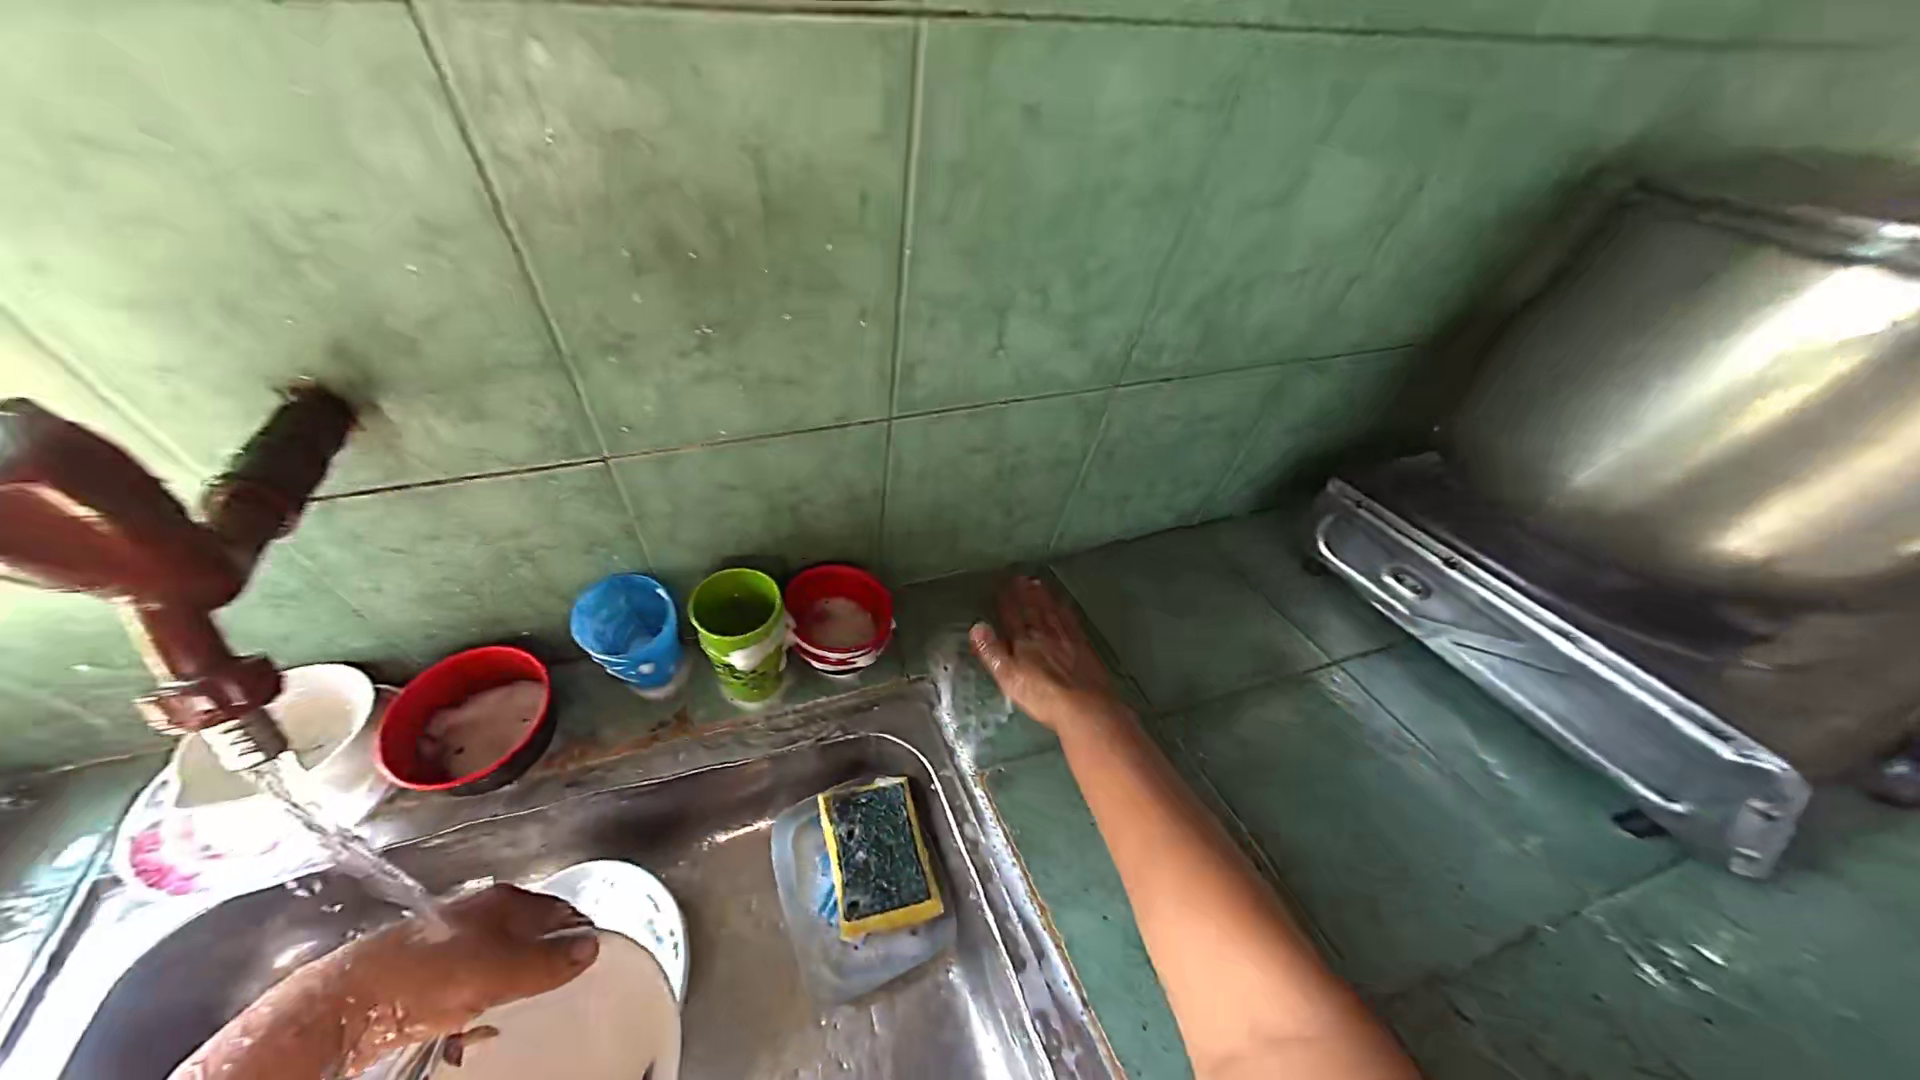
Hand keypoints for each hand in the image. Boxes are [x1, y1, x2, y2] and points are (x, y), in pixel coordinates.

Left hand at [328, 884, 597, 1069]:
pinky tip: (470, 1021)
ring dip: (507, 985)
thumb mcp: (502, 971)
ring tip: (512, 1009)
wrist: (343, 1006)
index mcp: (506, 899)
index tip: (589, 957)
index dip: (577, 932)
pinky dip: (475, 1001)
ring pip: (497, 961)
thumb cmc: (426, 976)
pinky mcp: (421, 972)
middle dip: (541, 961)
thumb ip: (550, 960)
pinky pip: (466, 984)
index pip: (560, 909)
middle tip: (553, 987)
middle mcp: (480, 912)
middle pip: (528, 935)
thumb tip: (590, 948)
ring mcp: (449, 940)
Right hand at [970, 576, 1133, 738]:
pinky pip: (1071, 622)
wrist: (1083, 705)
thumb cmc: (1041, 695)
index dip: (1005, 600)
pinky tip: (1064, 605)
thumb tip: (976, 626)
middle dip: (1024, 593)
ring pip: (1052, 612)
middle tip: (1020, 576)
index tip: (1000, 583)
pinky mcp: (1084, 648)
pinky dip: (1065, 610)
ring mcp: (1066, 640)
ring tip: (1037, 583)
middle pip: (1033, 610)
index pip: (1011, 616)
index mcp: (1024, 642)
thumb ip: (991, 651)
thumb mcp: (1008, 676)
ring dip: (1044, 597)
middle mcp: (1044, 635)